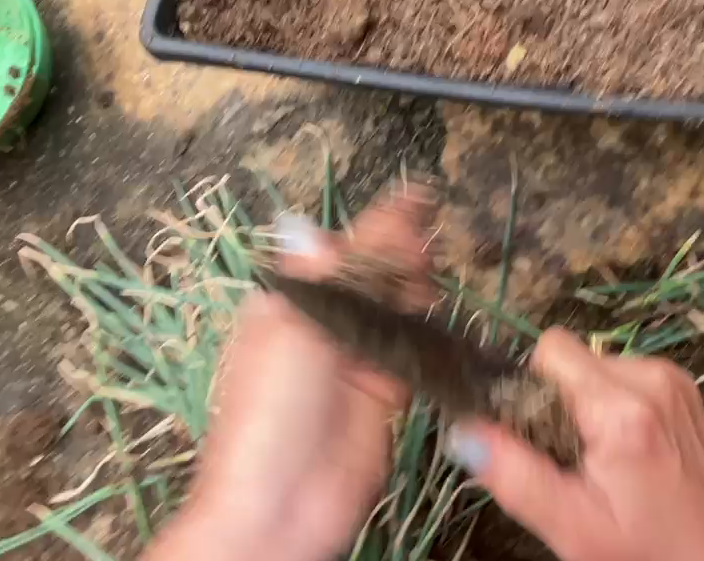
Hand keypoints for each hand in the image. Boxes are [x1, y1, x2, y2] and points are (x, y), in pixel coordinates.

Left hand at [144, 184, 434, 560]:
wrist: (280, 505)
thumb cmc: (270, 410)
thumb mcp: (290, 331)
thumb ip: (318, 279)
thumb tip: (310, 228)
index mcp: (291, 302)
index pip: (341, 251)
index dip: (378, 223)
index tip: (415, 196)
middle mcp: (326, 323)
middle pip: (372, 275)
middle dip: (400, 251)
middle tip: (426, 236)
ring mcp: (355, 356)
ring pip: (395, 306)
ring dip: (415, 284)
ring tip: (432, 267)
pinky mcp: (384, 389)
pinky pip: (409, 348)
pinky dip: (423, 328)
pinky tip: (434, 309)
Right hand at [448, 329, 703, 560]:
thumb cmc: (639, 549)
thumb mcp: (571, 526)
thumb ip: (515, 475)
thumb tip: (463, 430)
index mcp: (621, 410)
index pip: (552, 350)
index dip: (534, 386)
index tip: (542, 432)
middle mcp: (649, 378)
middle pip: (572, 355)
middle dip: (559, 395)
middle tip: (572, 451)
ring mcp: (669, 375)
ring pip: (594, 361)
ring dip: (586, 397)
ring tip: (603, 451)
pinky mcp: (680, 379)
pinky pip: (620, 368)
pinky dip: (613, 398)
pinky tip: (626, 441)